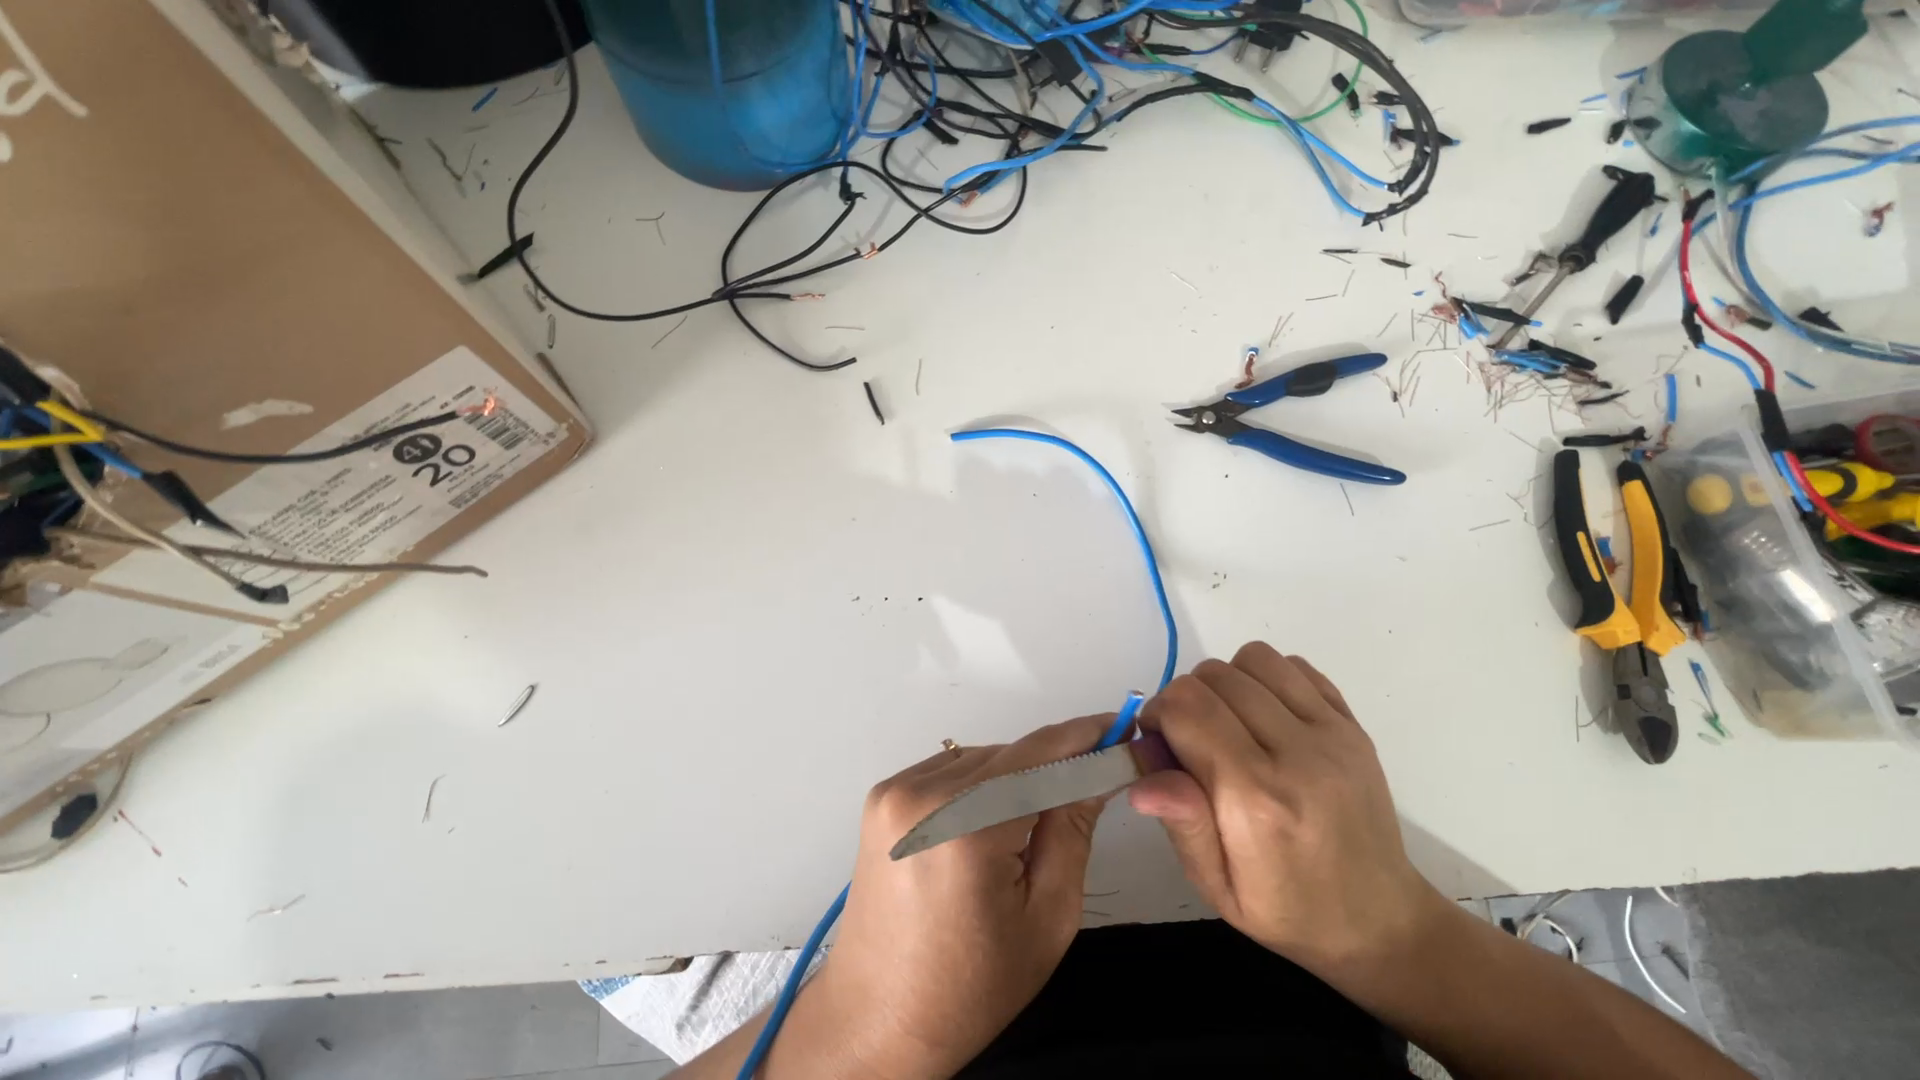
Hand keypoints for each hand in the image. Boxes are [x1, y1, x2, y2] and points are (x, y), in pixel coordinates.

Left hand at [814, 715, 1113, 1079]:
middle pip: (1009, 756)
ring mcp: (893, 793)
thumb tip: (1101, 767)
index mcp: (965, 825)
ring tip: (1031, 832)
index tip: (1125, 729)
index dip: (1087, 736)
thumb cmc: (973, 986)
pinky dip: (979, 786)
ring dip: (1014, 778)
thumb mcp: (1047, 915)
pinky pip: (948, 772)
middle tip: (1093, 790)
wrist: (879, 1018)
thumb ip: (1074, 828)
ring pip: (979, 759)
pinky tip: (990, 828)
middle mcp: (921, 793)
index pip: (1040, 755)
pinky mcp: (881, 800)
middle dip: (1054, 767)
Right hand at [1128, 642, 1444, 977]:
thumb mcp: (1218, 888)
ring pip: (1255, 659)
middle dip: (1186, 699)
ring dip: (1226, 683)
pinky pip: (1296, 667)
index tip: (1158, 746)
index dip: (1157, 715)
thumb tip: (1142, 778)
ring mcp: (1332, 734)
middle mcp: (1297, 755)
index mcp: (1256, 799)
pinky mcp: (1353, 726)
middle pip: (1215, 677)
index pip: (1187, 708)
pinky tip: (1265, 720)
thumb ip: (1183, 824)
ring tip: (1228, 724)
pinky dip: (1267, 680)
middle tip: (1190, 740)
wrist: (1379, 920)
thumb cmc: (1287, 911)